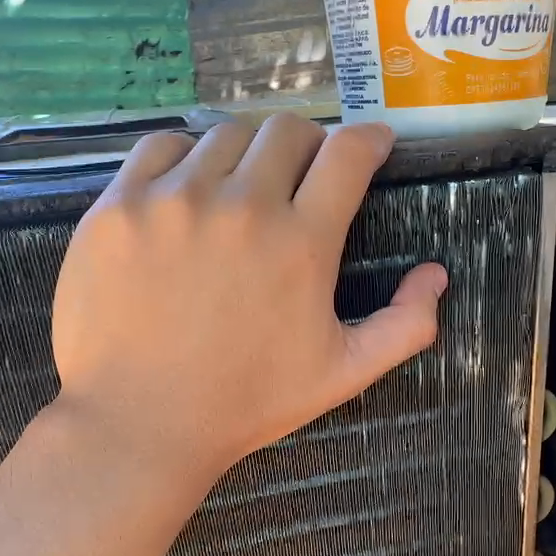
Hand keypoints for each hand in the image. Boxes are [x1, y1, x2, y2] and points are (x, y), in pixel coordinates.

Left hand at [47, 115, 447, 482]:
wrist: (141, 424)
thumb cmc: (247, 402)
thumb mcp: (342, 375)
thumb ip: (404, 326)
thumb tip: (436, 275)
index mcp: (302, 244)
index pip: (348, 154)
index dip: (368, 141)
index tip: (372, 145)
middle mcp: (242, 205)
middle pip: (288, 131)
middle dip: (309, 146)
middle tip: (303, 177)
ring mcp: (174, 200)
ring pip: (226, 135)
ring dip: (248, 154)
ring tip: (242, 191)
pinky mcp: (118, 206)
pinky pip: (161, 149)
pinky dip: (184, 159)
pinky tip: (186, 192)